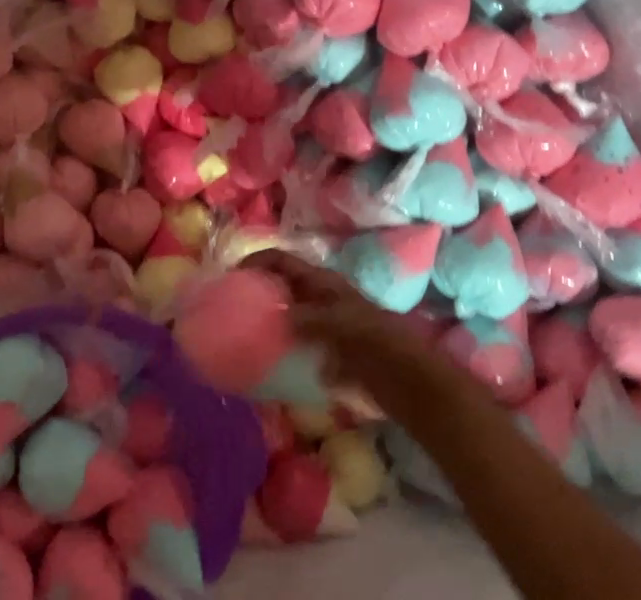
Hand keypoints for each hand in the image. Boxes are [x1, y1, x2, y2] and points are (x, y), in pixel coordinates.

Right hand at [241, 248, 467, 422]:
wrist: (409, 381)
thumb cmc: (375, 342)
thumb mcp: (337, 323)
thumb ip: (305, 317)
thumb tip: (276, 316)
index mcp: (324, 283)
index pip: (283, 261)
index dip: (257, 261)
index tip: (230, 274)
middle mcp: (323, 298)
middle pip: (283, 285)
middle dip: (258, 289)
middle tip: (230, 303)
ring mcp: (326, 325)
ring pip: (289, 315)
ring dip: (268, 319)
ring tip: (241, 330)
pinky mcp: (329, 351)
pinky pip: (297, 344)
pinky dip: (281, 347)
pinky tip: (266, 358)